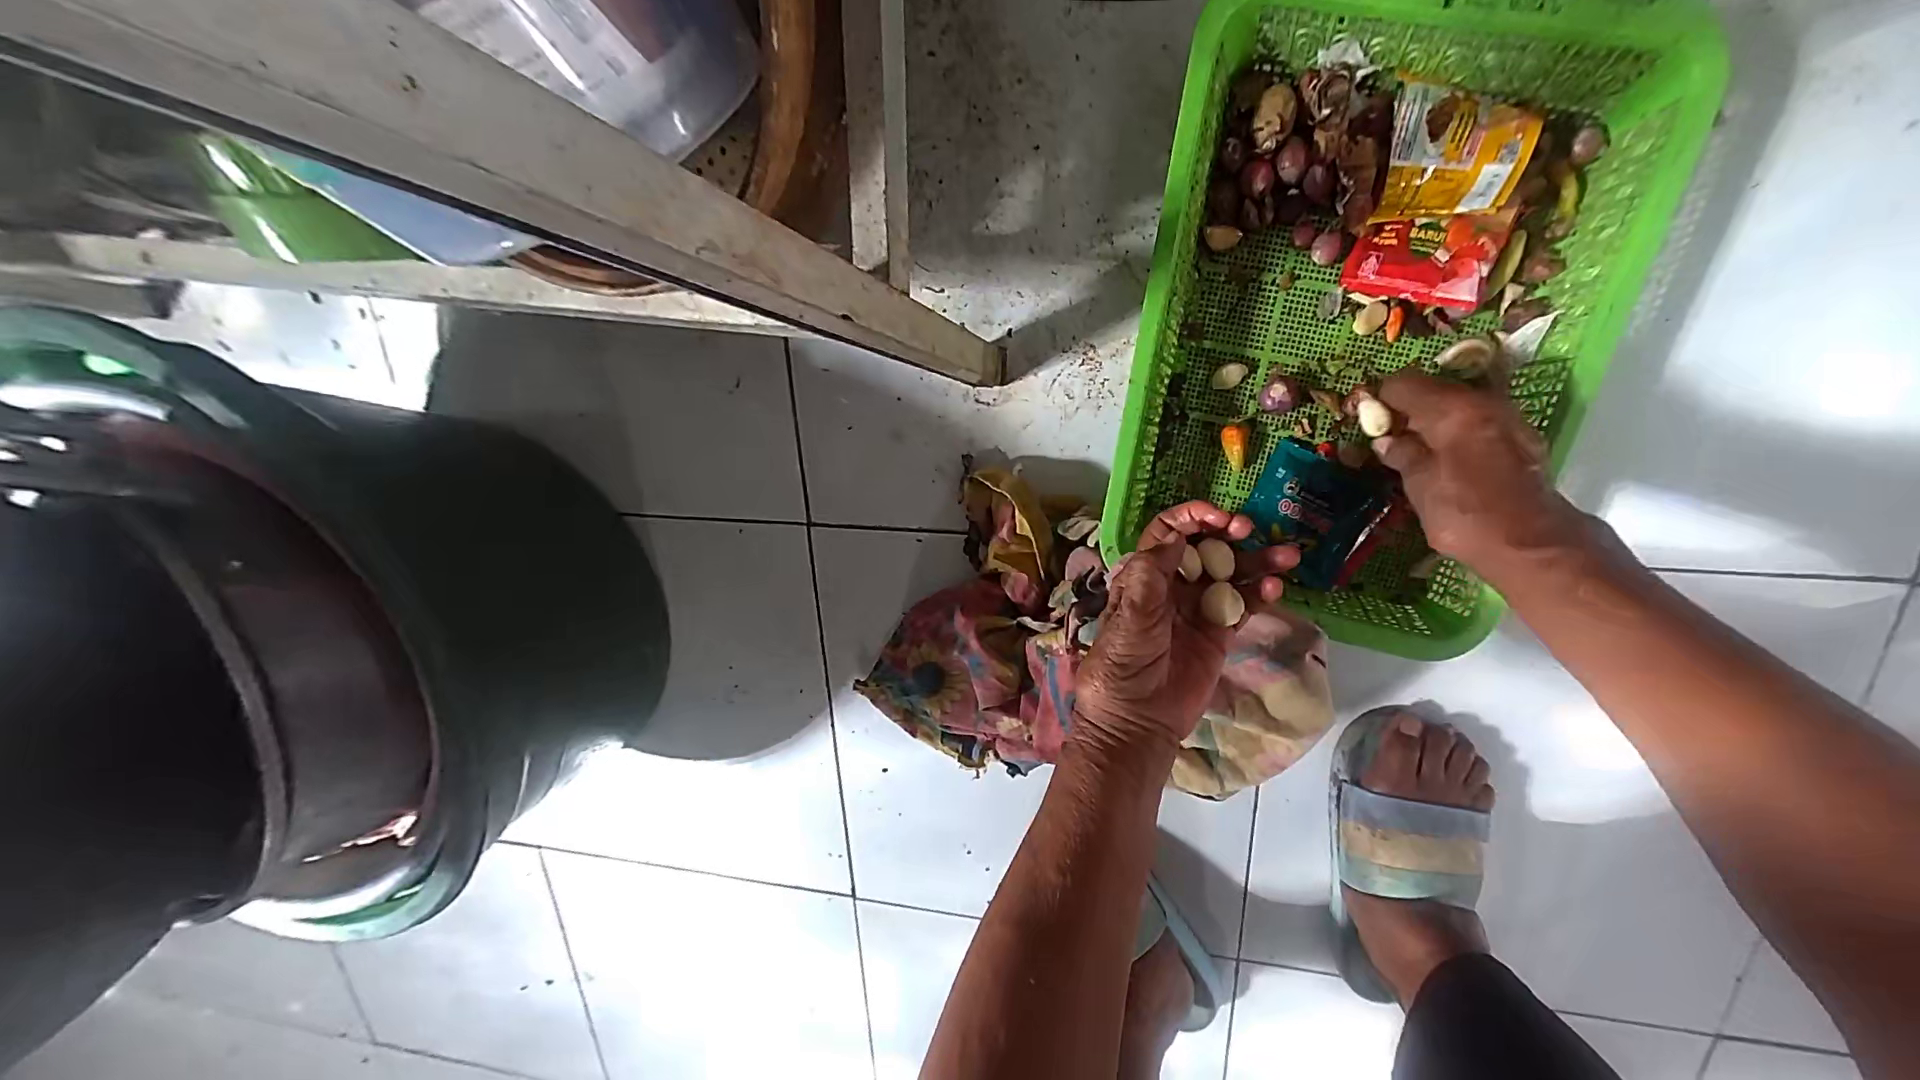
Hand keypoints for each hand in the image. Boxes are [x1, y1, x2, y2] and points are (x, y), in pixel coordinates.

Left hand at [1074, 502, 1298, 747]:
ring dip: (1257, 562)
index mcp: (1144, 575)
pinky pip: (1242, 604)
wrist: (1137, 718)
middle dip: (1228, 534)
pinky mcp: (1219, 633)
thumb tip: (1176, 536)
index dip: (1192, 517)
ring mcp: (1197, 608)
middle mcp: (1172, 586)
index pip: (1168, 533)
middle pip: (1205, 548)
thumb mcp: (1131, 614)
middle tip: (1249, 529)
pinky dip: (1259, 593)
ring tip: (1287, 556)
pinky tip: (1273, 588)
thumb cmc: (1124, 662)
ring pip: (1231, 574)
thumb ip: (1151, 574)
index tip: (1219, 516)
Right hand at [1370, 372, 1593, 574]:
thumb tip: (1385, 440)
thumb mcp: (1418, 485)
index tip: (1363, 421)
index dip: (1378, 399)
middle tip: (1384, 437)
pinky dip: (1452, 433)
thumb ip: (1401, 454)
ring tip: (1409, 450)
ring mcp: (1506, 419)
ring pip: (1456, 406)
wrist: (1530, 544)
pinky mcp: (1519, 440)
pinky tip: (1441, 458)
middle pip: (1433, 390)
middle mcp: (1483, 403)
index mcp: (1453, 409)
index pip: (1403, 384)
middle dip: (1405, 410)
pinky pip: (1474, 423)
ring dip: (1430, 421)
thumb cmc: (1464, 514)